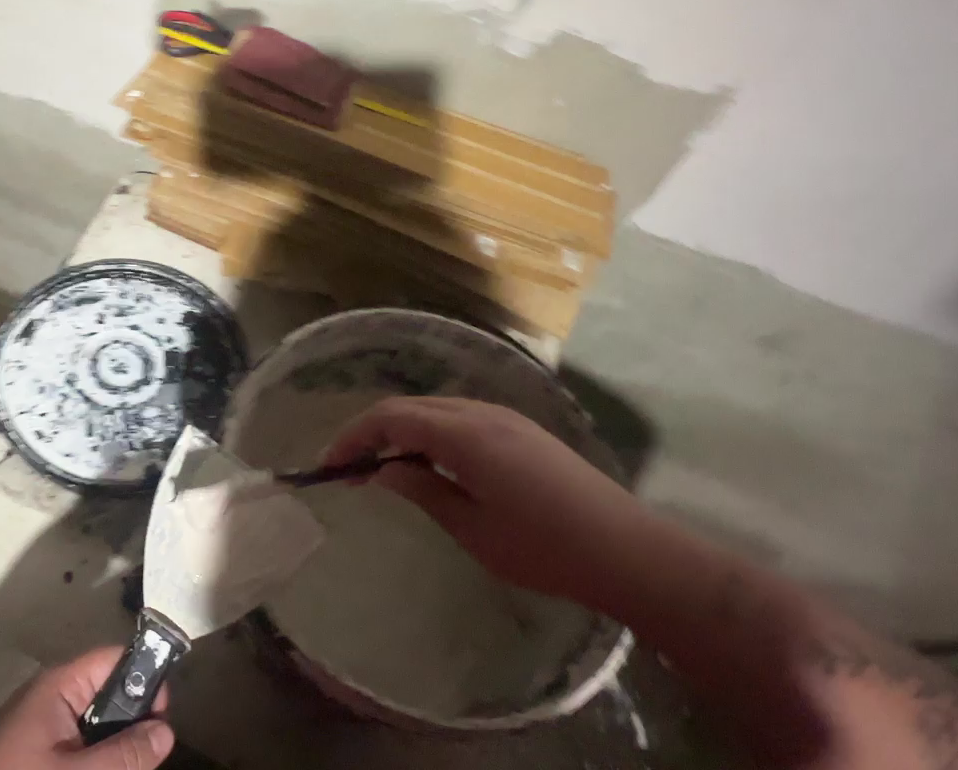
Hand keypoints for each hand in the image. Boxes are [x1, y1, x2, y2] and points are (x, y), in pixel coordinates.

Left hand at [0, 646, 174, 769]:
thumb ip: (124, 754)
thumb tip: (167, 731)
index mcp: (59, 685)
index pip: (113, 659)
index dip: (144, 678)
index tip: (164, 716)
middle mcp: (52, 696)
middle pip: (109, 692)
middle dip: (133, 721)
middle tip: (147, 756)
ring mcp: (43, 724)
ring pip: (97, 724)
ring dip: (115, 746)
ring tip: (128, 765)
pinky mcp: (38, 749)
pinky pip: (79, 742)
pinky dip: (95, 757)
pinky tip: (104, 768)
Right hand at [322, 396, 660, 606]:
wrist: (627, 551)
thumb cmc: (544, 548)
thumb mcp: (472, 528)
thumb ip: (422, 490)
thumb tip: (380, 471)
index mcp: (464, 434)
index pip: (390, 417)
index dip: (354, 437)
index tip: (330, 466)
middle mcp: (481, 412)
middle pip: (409, 406)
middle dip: (372, 431)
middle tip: (348, 468)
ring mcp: (505, 417)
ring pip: (434, 408)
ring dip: (401, 430)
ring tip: (382, 467)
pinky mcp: (521, 431)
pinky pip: (459, 417)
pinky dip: (429, 432)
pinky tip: (429, 464)